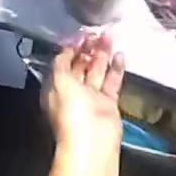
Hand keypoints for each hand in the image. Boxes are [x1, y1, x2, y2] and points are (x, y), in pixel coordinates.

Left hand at [43, 34, 125, 167]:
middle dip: (87, 48)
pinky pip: (112, 82)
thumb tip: (66, 49)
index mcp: (56, 86)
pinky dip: (116, 68)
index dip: (71, 47)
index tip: (81, 33)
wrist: (92, 143)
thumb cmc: (70, 111)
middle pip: (80, 65)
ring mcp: (91, 97)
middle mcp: (72, 91)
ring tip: (110, 36)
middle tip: (97, 32)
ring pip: (97, 70)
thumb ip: (62, 63)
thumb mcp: (59, 81)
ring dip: (102, 53)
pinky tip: (120, 54)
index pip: (62, 62)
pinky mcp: (108, 104)